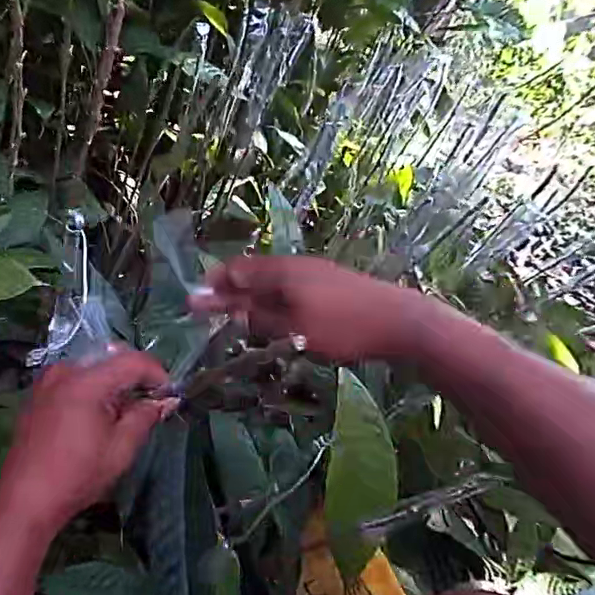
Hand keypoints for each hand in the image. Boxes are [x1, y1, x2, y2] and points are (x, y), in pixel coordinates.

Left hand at [0, 348, 174, 532]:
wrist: (23, 501)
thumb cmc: (76, 476)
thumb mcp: (120, 449)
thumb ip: (145, 417)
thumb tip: (164, 400)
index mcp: (86, 382)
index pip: (133, 361)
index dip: (157, 374)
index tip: (169, 394)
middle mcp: (64, 371)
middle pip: (112, 360)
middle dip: (135, 378)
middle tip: (149, 404)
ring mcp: (47, 381)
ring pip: (93, 369)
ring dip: (113, 384)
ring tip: (122, 416)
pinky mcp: (38, 394)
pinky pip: (74, 379)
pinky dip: (92, 390)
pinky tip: (96, 418)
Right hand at [189, 255, 440, 363]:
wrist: (400, 321)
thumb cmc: (343, 327)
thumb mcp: (294, 329)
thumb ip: (258, 318)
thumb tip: (225, 309)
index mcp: (281, 271)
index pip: (236, 271)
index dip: (214, 285)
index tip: (195, 302)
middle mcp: (294, 265)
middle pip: (252, 273)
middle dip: (230, 290)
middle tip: (212, 311)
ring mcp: (314, 271)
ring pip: (271, 279)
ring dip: (251, 295)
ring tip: (239, 316)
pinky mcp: (329, 282)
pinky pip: (289, 285)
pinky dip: (272, 298)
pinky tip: (275, 314)